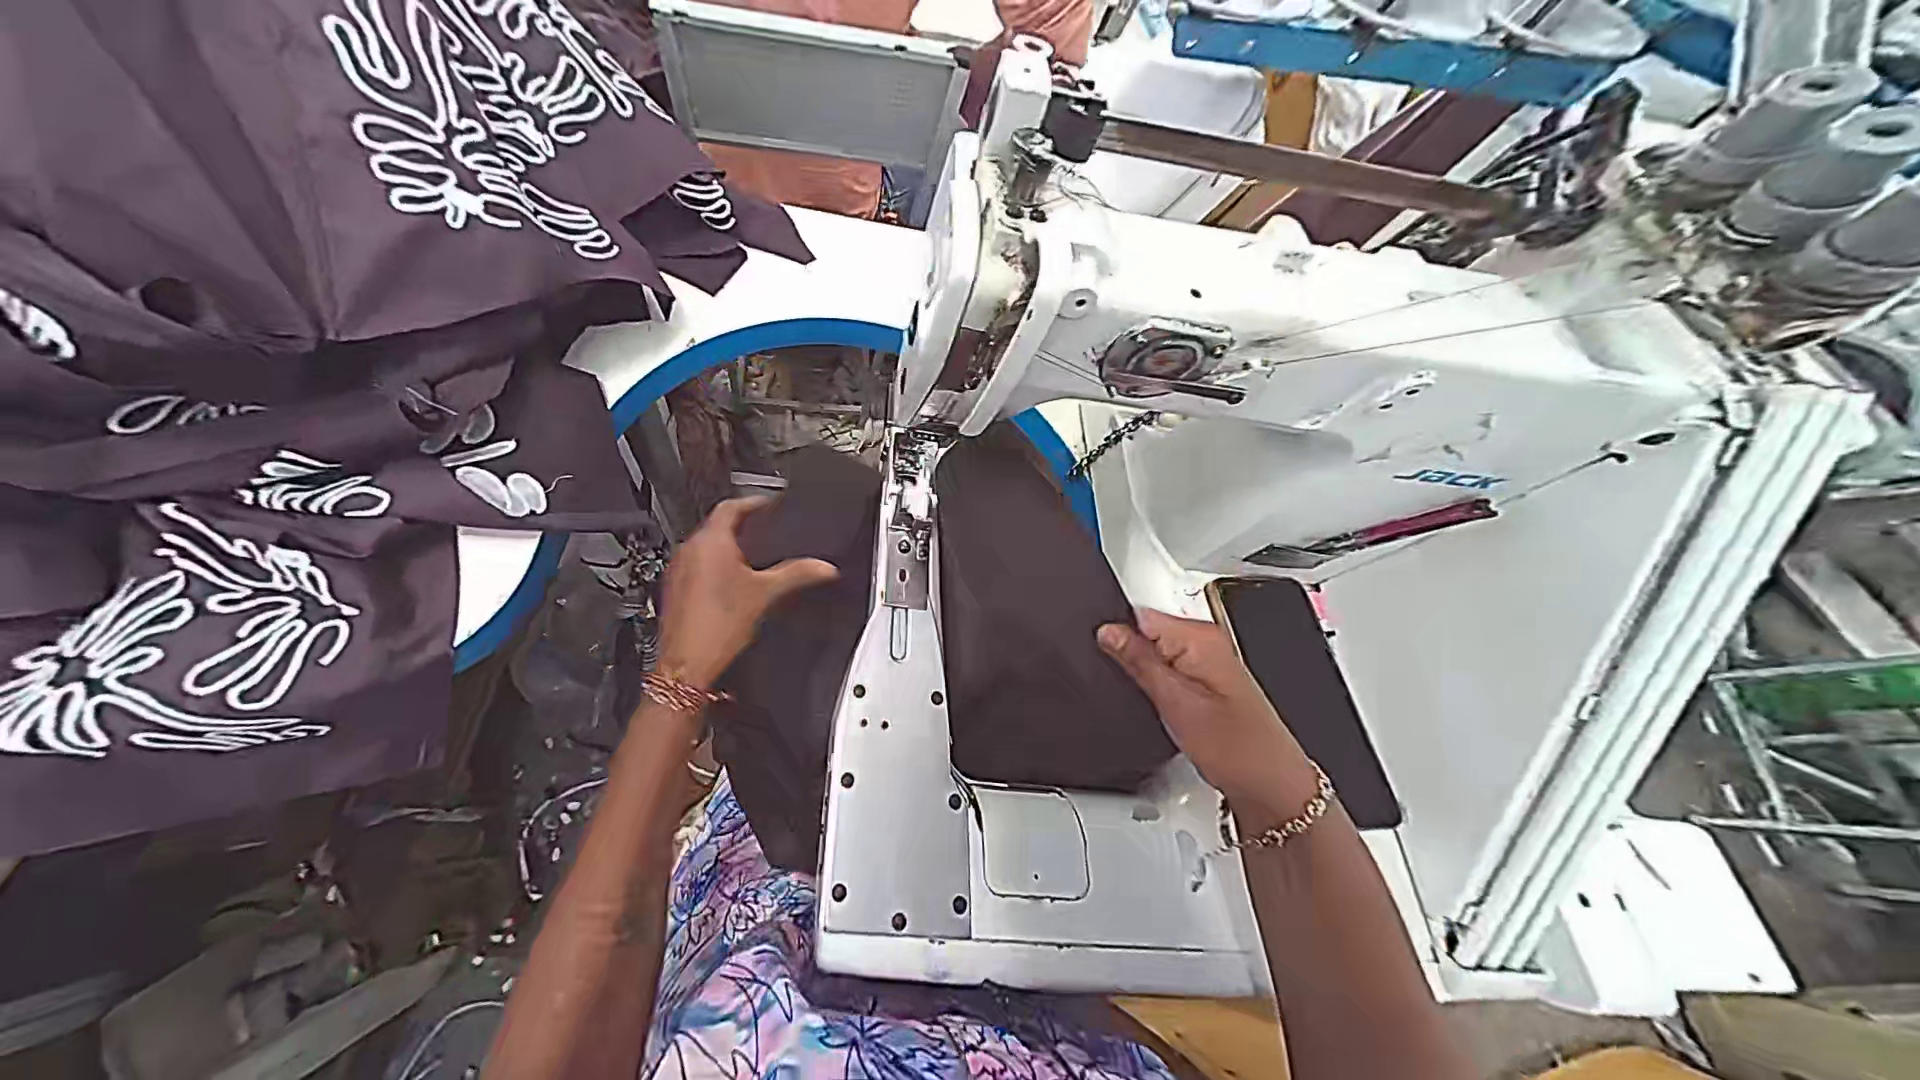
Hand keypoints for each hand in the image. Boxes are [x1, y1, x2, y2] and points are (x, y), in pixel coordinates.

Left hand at [657, 496, 838, 687]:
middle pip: (718, 525)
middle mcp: (689, 550)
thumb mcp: (766, 594)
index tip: (767, 504)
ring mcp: (678, 569)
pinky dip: (714, 567)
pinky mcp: (675, 587)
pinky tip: (730, 586)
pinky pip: (696, 566)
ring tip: (751, 559)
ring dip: (728, 548)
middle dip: (743, 527)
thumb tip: (824, 568)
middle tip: (765, 532)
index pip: (731, 506)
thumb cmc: (716, 629)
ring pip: (706, 546)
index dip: (753, 502)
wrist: (686, 664)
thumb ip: (798, 574)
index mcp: (711, 543)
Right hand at [1098, 609, 1318, 824]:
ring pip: (1155, 650)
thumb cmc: (1236, 749)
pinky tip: (1167, 706)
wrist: (1268, 783)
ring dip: (1145, 672)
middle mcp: (1208, 640)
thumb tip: (1108, 631)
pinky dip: (1159, 683)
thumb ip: (1138, 660)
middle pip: (1146, 629)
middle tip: (1145, 690)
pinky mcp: (1207, 676)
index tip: (1116, 660)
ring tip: (1161, 703)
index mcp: (1200, 637)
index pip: (1139, 613)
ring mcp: (1209, 658)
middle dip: (1131, 655)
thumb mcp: (1174, 703)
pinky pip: (1168, 666)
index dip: (1117, 635)